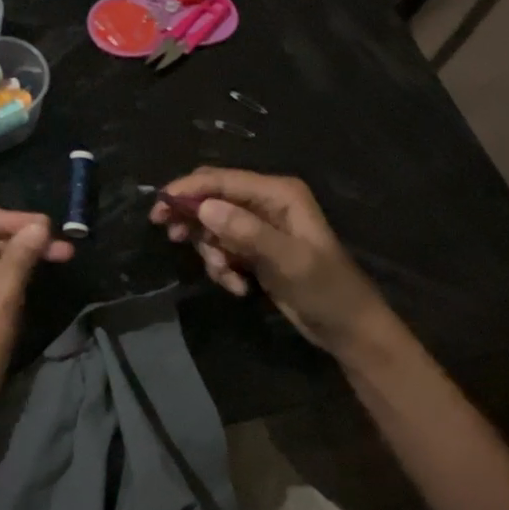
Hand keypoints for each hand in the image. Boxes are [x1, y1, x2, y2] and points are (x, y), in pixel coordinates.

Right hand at [149, 167, 391, 353]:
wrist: (349, 329)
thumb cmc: (326, 289)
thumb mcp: (288, 260)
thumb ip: (246, 231)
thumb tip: (203, 208)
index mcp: (278, 193)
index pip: (222, 180)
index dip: (188, 190)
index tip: (159, 209)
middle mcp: (266, 202)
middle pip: (212, 197)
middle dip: (192, 218)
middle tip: (171, 236)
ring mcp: (260, 226)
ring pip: (213, 226)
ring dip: (211, 251)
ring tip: (225, 275)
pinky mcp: (255, 248)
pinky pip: (222, 247)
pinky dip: (222, 266)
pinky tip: (237, 286)